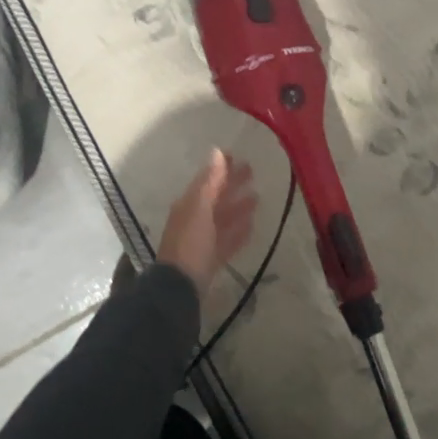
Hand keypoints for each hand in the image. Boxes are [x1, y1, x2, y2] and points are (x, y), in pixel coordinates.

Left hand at [156, 148, 258, 298]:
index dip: (221, 168)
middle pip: (216, 198)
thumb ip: (209, 181)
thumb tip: (217, 151)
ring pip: (223, 218)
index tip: (238, 156)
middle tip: (252, 171)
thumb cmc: (189, 242)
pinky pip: (227, 240)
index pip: (207, 180)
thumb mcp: (199, 208)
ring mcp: (203, 240)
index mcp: (188, 204)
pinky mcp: (211, 258)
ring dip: (238, 207)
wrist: (179, 287)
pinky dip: (238, 231)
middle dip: (232, 184)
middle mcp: (194, 219)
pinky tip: (252, 226)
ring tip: (257, 197)